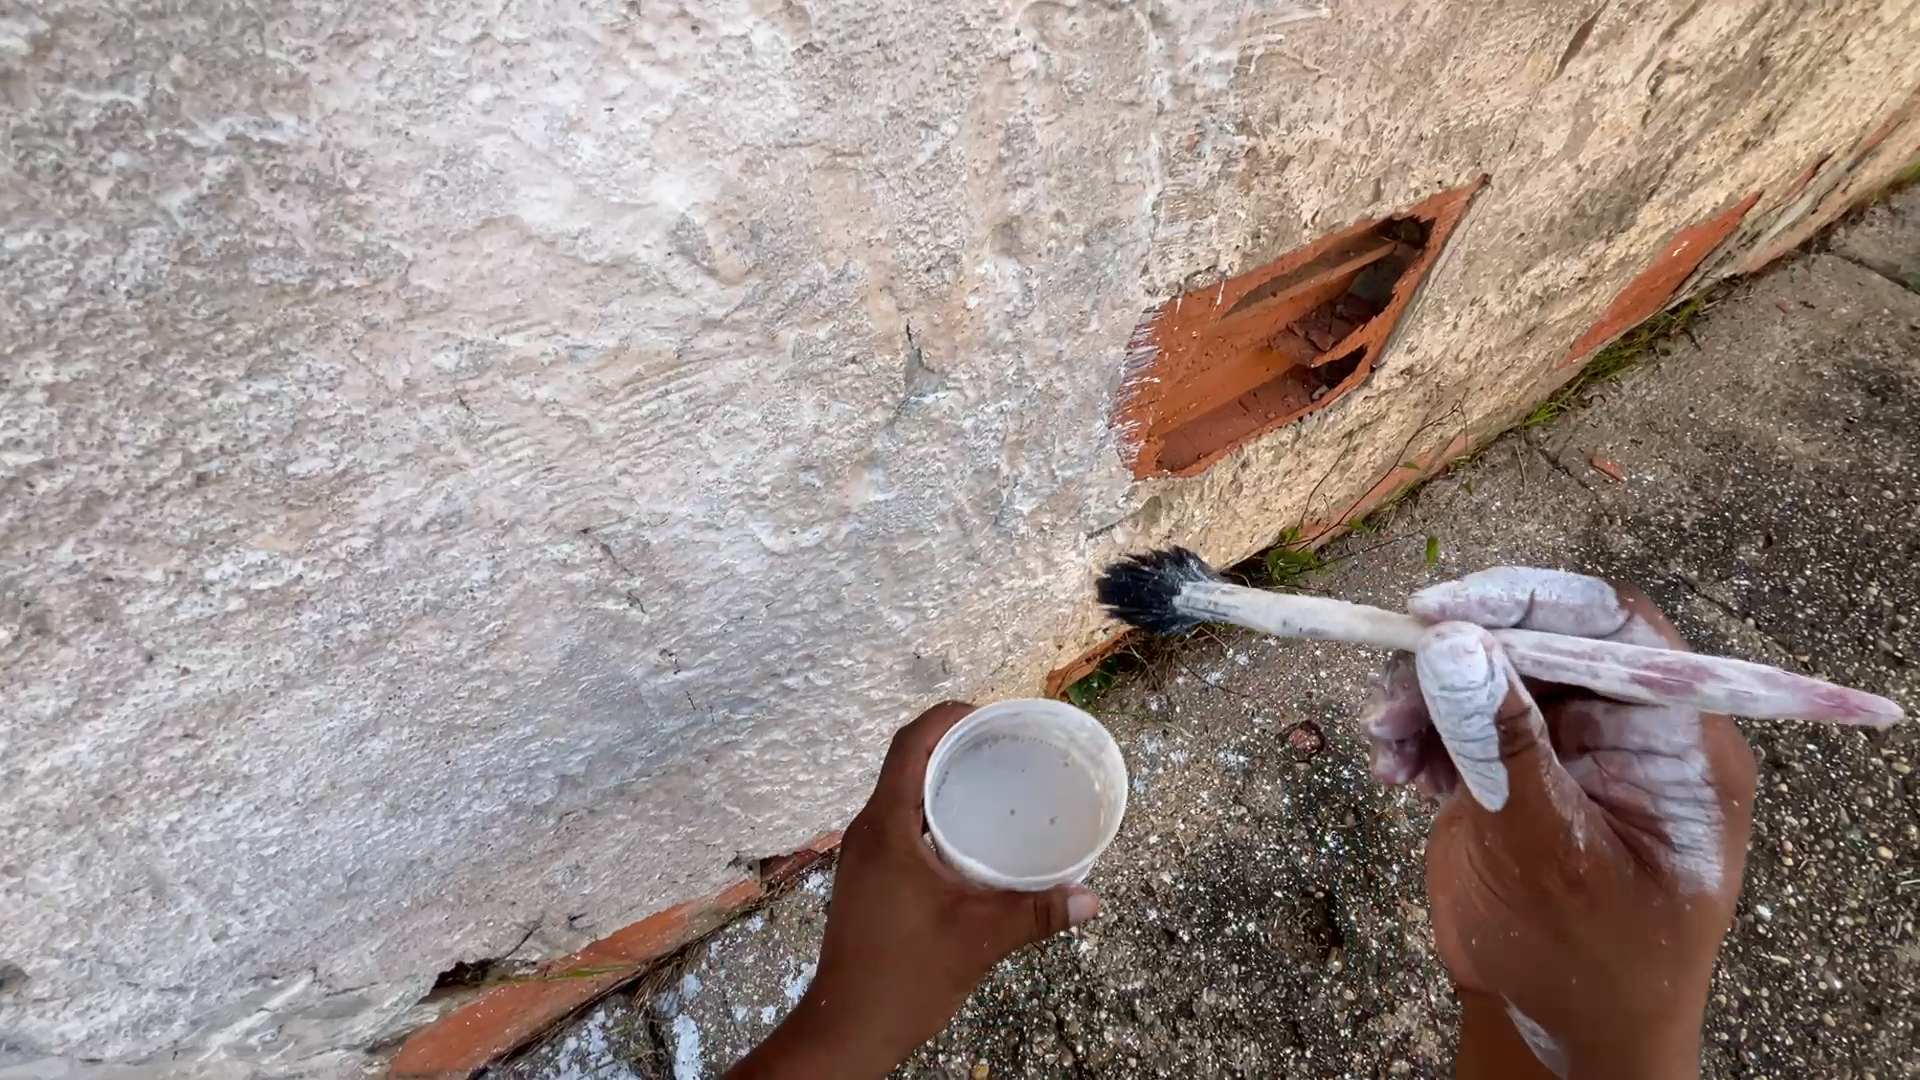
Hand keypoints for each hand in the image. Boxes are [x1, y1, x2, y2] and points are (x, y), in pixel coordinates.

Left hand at [726, 702, 1099, 1078]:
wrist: (846, 1029)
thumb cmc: (904, 976)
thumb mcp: (977, 939)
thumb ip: (1035, 914)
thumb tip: (1092, 898)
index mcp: (885, 825)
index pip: (909, 744)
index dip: (945, 717)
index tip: (987, 715)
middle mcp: (868, 827)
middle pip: (905, 759)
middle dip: (949, 740)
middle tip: (1000, 743)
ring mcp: (863, 850)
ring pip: (899, 788)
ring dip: (938, 772)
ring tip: (988, 775)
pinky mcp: (867, 870)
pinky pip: (898, 815)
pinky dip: (929, 804)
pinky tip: (964, 827)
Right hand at [1361, 569, 1756, 1078]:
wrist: (1545, 1019)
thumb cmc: (1581, 955)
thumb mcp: (1544, 847)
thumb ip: (1500, 742)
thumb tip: (1451, 642)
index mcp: (1668, 741)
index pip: (1610, 628)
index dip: (1524, 600)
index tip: (1434, 611)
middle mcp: (1613, 729)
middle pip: (1524, 645)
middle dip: (1447, 662)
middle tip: (1389, 695)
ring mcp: (1551, 745)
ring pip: (1471, 675)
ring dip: (1416, 702)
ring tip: (1383, 746)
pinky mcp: (1499, 763)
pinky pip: (1444, 716)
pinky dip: (1408, 736)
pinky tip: (1394, 774)